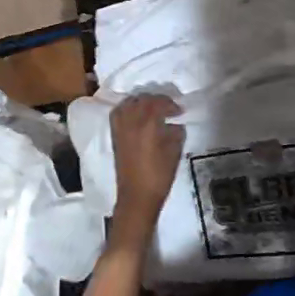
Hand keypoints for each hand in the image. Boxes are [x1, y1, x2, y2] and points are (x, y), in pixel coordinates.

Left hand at [109, 94, 184, 231]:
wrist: (137, 196)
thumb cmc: (159, 175)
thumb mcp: (175, 152)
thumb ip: (176, 132)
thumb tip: (175, 124)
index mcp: (148, 125)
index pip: (159, 103)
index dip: (171, 104)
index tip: (180, 111)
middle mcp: (132, 122)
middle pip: (143, 100)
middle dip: (157, 100)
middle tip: (168, 108)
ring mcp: (121, 127)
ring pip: (129, 103)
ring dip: (141, 102)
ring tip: (151, 109)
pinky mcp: (114, 135)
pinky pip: (119, 113)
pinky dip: (128, 108)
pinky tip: (136, 115)